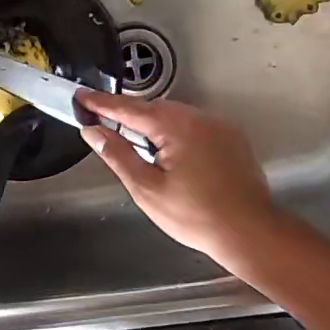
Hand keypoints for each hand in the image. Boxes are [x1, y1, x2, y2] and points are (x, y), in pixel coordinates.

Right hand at [75, 89, 279, 262]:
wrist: (247, 231)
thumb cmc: (198, 216)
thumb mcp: (147, 189)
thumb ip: (117, 155)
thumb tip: (94, 133)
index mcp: (177, 127)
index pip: (129, 108)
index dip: (102, 103)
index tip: (83, 97)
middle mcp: (201, 119)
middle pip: (155, 108)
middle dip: (128, 114)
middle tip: (103, 121)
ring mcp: (220, 127)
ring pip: (176, 116)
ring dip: (153, 125)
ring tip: (136, 144)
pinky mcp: (231, 139)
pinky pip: (196, 127)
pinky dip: (177, 133)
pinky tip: (170, 155)